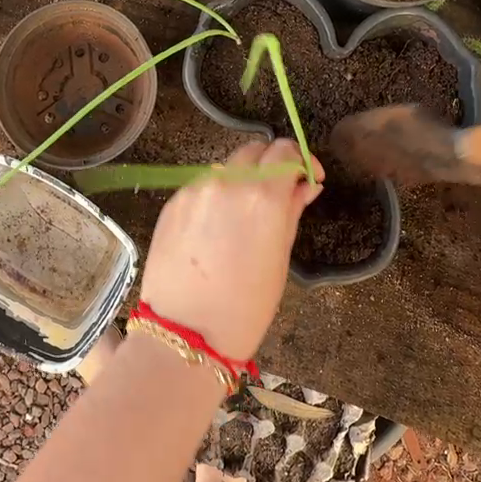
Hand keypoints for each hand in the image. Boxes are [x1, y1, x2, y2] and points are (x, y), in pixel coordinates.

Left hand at [138, 138, 323, 361]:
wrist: (185, 332)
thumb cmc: (245, 306)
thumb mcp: (280, 258)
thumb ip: (291, 211)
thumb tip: (304, 186)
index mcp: (263, 196)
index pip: (286, 151)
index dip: (301, 160)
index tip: (307, 178)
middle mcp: (228, 181)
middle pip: (255, 150)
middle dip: (271, 164)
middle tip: (279, 192)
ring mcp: (196, 189)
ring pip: (227, 166)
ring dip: (243, 177)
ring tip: (246, 213)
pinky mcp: (173, 201)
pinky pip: (203, 185)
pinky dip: (217, 194)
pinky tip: (217, 226)